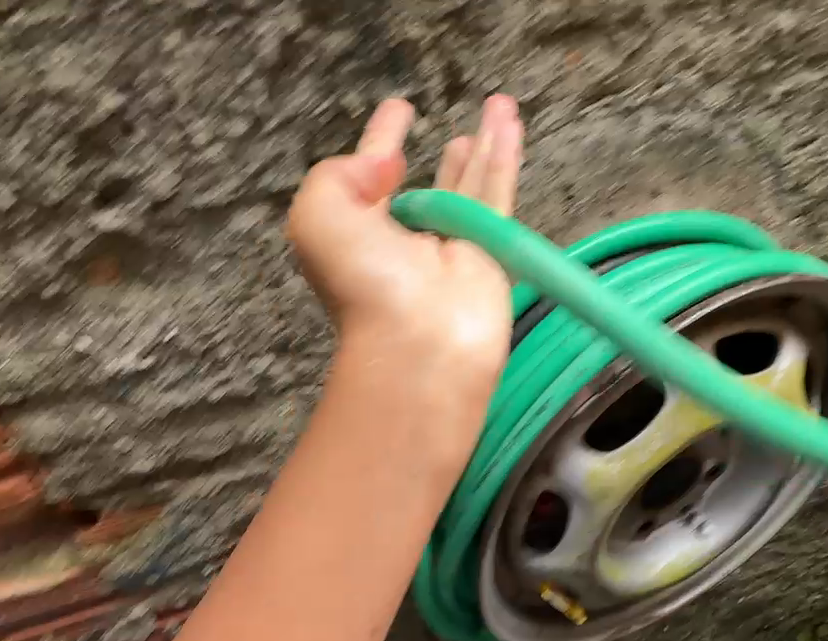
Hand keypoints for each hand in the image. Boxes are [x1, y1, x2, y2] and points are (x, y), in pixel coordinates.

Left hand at [287, 95, 523, 415]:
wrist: (417, 345)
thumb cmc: (361, 285)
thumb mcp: (316, 218)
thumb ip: (336, 176)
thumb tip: (383, 165)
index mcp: (360, 237)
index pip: (371, 181)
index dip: (381, 142)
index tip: (398, 113)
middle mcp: (406, 244)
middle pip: (431, 191)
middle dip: (446, 161)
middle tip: (455, 133)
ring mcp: (452, 252)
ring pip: (472, 187)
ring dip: (485, 147)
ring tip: (499, 107)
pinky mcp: (491, 256)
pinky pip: (497, 196)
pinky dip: (504, 158)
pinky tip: (510, 123)